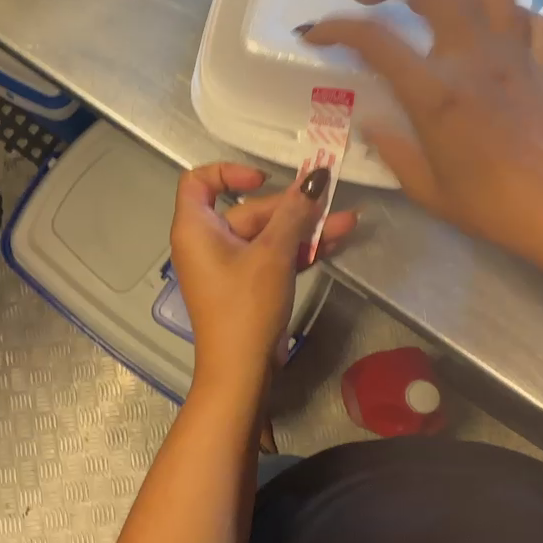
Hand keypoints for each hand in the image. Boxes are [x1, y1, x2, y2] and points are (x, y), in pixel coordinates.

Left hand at [168, 164, 355, 392]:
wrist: (241, 370)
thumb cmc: (246, 305)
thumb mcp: (273, 254)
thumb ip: (294, 213)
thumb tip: (316, 177)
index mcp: (195, 228)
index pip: (198, 181)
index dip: (228, 172)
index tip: (262, 179)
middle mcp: (206, 242)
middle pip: (247, 210)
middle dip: (291, 207)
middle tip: (330, 200)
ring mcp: (228, 265)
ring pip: (266, 235)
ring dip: (304, 228)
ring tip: (346, 222)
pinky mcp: (247, 284)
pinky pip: (271, 256)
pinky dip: (298, 250)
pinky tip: (335, 242)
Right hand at [302, 0, 542, 263]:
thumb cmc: (498, 209)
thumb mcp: (428, 190)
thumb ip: (394, 150)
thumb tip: (372, 124)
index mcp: (438, 93)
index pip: (376, 41)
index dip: (336, 29)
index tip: (313, 32)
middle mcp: (475, 58)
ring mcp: (515, 53)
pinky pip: (521, 14)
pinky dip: (496, 7)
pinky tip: (482, 23)